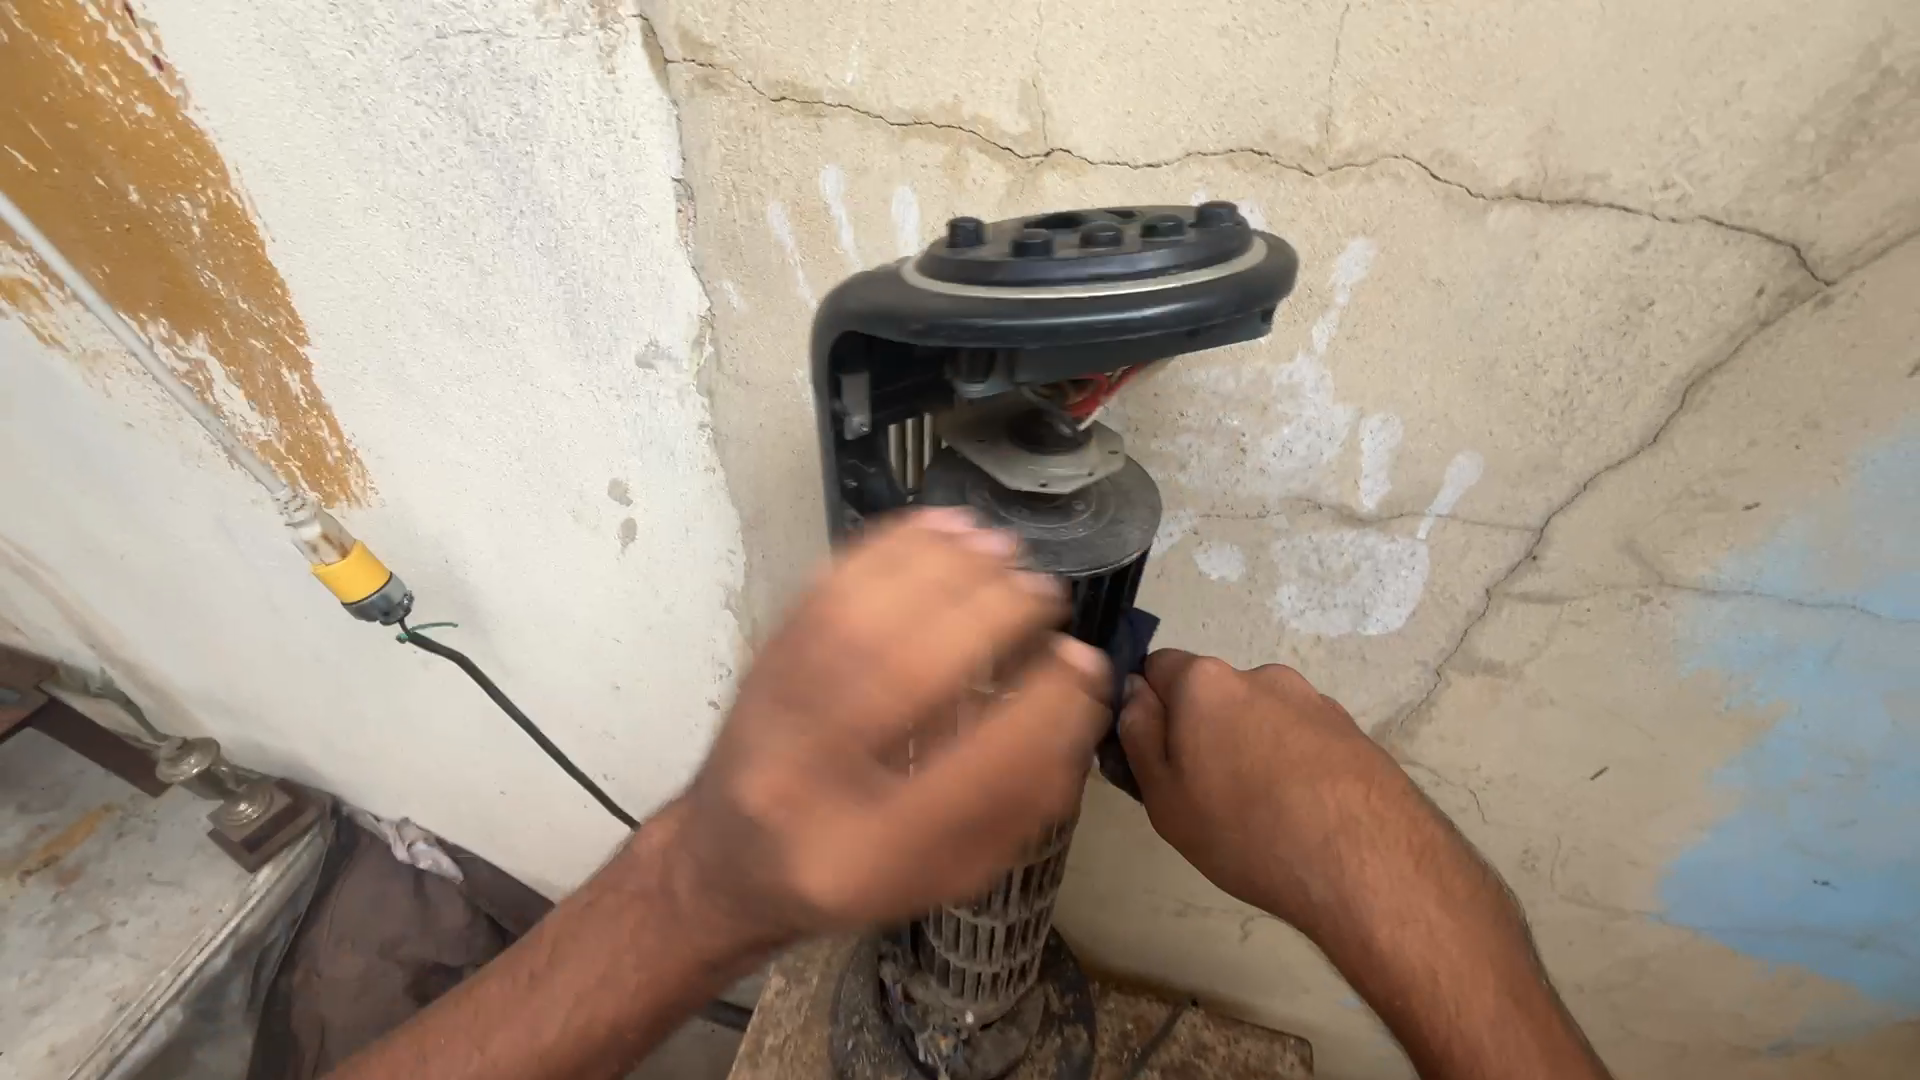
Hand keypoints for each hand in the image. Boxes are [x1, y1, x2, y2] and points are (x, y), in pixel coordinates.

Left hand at [670, 508, 1110, 943]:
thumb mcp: (946, 869)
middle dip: (991, 617)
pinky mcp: (762, 661)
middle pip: (905, 676)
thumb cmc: (856, 870)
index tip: (1081, 658)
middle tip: (1044, 590)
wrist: (730, 857)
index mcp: (869, 855)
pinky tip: (942, 527)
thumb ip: (1021, 800)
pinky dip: (890, 546)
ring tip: (1002, 549)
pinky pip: (825, 587)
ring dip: (943, 568)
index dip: (1042, 705)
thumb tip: (1078, 693)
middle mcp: (809, 781)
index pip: (972, 772)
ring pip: (861, 619)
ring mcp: (774, 713)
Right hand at [1116, 650, 1422, 932]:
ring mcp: (1313, 700)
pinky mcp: (1354, 731)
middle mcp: (1260, 675)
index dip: (1149, 707)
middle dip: (1201, 728)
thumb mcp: (1163, 796)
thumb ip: (1139, 734)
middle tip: (1206, 791)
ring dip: (1250, 745)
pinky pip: (1301, 737)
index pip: (1156, 667)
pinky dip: (1293, 761)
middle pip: (1211, 692)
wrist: (1372, 868)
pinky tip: (1303, 812)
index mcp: (1206, 682)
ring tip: (1263, 810)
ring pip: (1259, 715)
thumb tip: (1134, 693)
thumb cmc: (1245, 831)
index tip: (1158, 753)